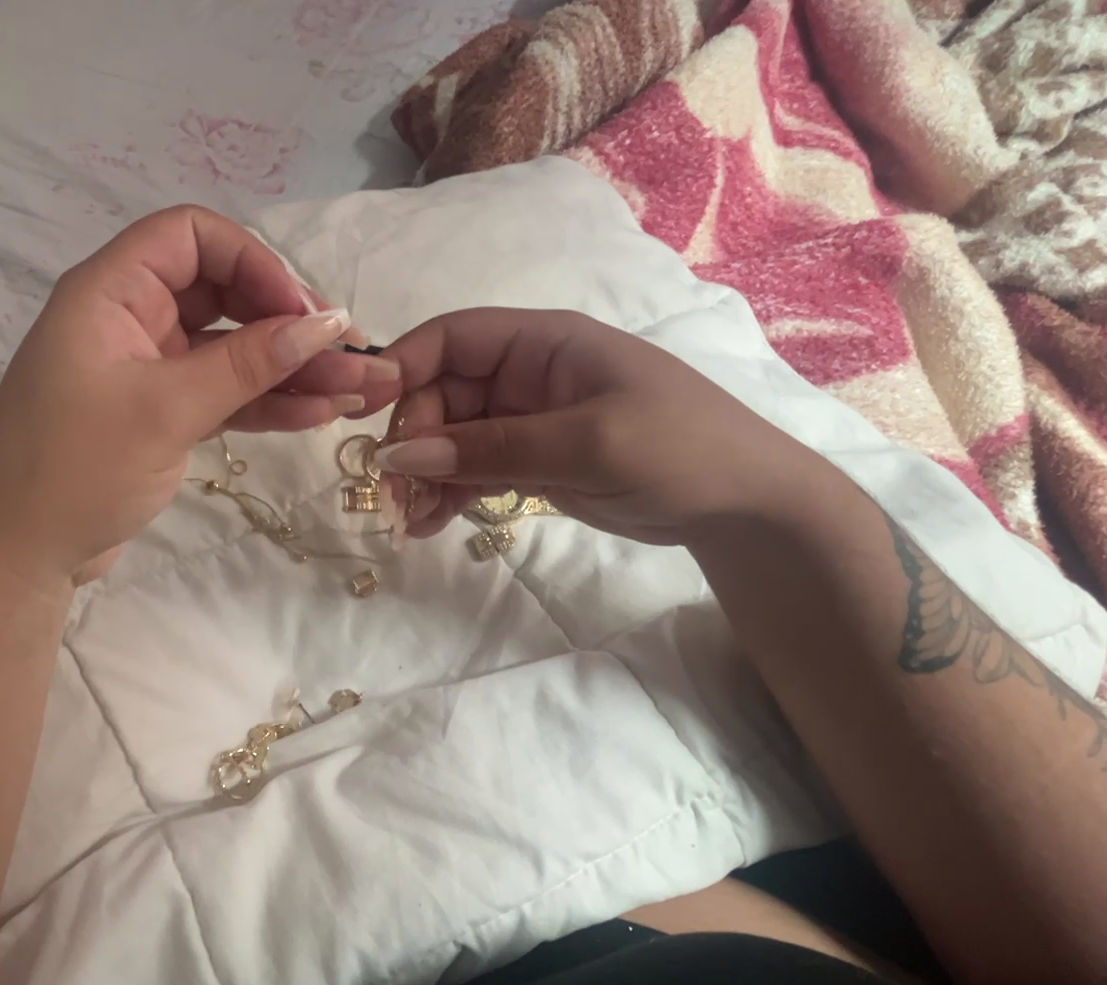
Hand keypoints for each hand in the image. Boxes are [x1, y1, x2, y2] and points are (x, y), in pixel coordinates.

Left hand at [0, 206, 396, 584]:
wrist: (19, 557)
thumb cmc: (75, 470)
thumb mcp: (166, 409)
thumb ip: (248, 363)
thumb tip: (325, 324)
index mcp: (111, 293)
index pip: (192, 238)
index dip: (255, 262)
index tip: (303, 312)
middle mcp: (131, 321)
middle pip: (223, 295)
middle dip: (288, 323)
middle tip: (348, 354)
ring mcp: (147, 372)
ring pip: (231, 351)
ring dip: (291, 369)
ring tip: (359, 390)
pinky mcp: (161, 416)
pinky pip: (223, 394)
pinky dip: (266, 403)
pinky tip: (320, 414)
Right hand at [371, 308, 833, 546]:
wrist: (741, 506)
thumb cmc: (677, 448)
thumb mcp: (585, 443)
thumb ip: (491, 449)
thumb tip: (400, 456)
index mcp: (542, 343)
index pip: (452, 337)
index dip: (403, 366)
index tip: (366, 416)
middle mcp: (526, 376)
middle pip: (442, 394)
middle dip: (414, 440)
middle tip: (397, 492)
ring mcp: (527, 422)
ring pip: (451, 439)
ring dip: (424, 475)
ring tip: (409, 521)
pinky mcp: (532, 462)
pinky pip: (473, 471)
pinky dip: (448, 494)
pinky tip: (430, 525)